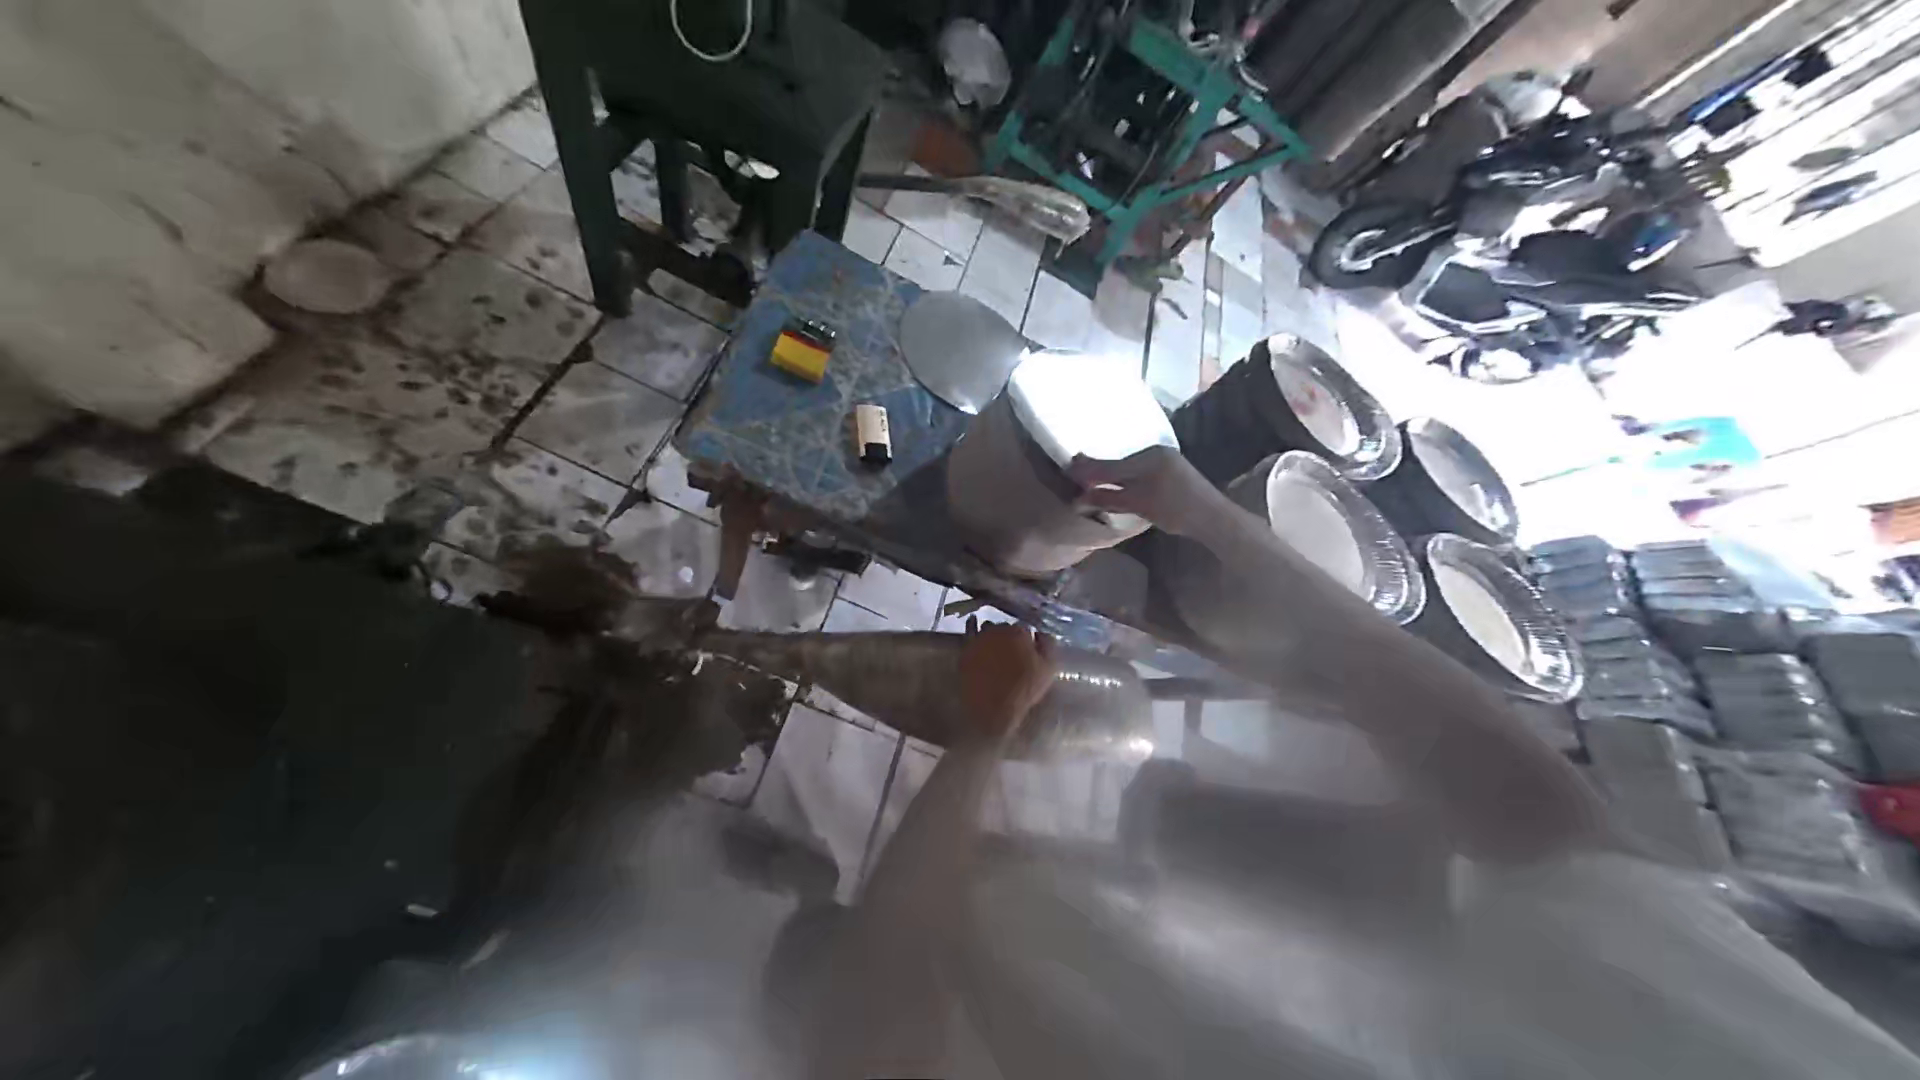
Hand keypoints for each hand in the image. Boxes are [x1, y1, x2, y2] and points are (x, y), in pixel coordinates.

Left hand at [958, 623, 1056, 741]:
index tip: (1027, 650)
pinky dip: (971, 626)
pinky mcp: (965, 649)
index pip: (1024, 628)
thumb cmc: (1024, 689)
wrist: (994, 709)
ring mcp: (979, 639)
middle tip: (1011, 651)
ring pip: (987, 628)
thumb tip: (1041, 632)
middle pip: (1005, 627)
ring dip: (991, 633)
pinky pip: (968, 631)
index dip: (1026, 640)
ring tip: (994, 645)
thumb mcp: (1048, 668)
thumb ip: (1048, 645)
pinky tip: (972, 622)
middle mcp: (997, 630)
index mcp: (1019, 632)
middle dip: (1009, 636)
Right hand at [1068, 446, 1230, 537]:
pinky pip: (1141, 471)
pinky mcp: (1173, 471)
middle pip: (1119, 463)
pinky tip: (1119, 485)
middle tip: (1075, 473)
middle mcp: (1156, 452)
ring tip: (1091, 482)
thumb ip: (1108, 497)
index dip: (1088, 470)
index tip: (1068, 470)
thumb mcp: (1137, 503)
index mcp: (1148, 456)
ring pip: (1130, 467)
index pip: (1110, 464)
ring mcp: (1166, 460)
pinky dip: (1127, 478)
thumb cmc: (1175, 510)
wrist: (1213, 518)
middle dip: (1097, 470)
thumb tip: (1079, 498)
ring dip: (1112, 475)